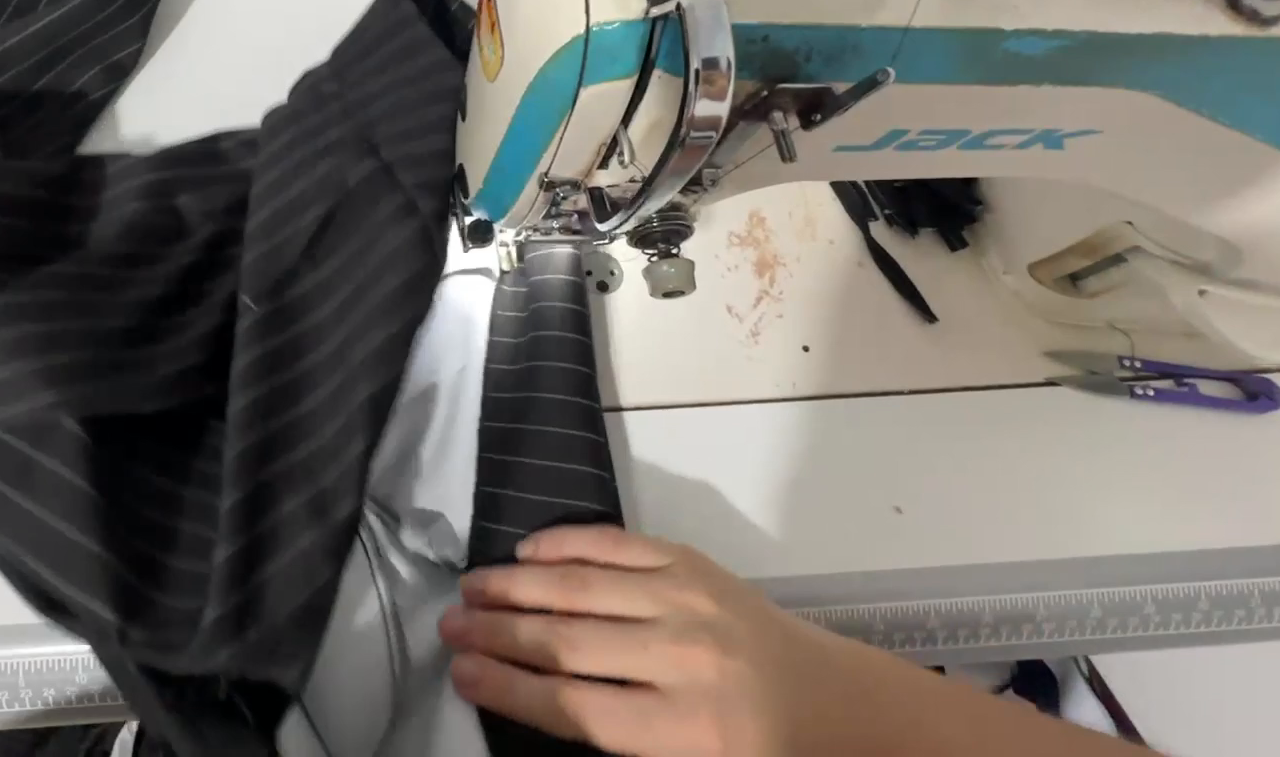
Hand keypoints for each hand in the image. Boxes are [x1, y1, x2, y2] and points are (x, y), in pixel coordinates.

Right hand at [438, 525, 850, 756]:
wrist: (832, 701)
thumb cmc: (755, 753)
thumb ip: (612, 734)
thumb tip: (524, 692)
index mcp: (687, 732)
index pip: (574, 709)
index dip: (508, 689)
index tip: (460, 672)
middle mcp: (682, 659)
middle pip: (568, 643)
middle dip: (498, 634)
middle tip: (447, 625)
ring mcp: (686, 598)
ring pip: (581, 587)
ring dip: (517, 586)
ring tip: (471, 588)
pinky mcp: (690, 561)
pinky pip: (614, 543)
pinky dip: (565, 543)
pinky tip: (526, 550)